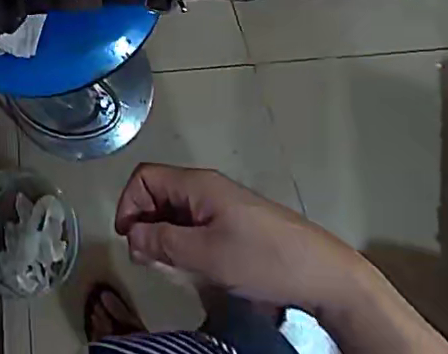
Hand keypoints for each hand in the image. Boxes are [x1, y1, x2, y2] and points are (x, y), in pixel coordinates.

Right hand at [114, 163, 374, 314]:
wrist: (320, 271)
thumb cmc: (263, 258)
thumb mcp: (206, 254)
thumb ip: (163, 242)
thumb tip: (132, 235)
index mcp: (197, 184)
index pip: (146, 177)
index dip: (129, 204)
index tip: (127, 239)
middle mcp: (206, 187)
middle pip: (158, 191)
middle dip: (143, 220)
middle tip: (144, 256)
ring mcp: (221, 204)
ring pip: (175, 209)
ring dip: (161, 232)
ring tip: (165, 264)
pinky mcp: (233, 222)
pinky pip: (193, 222)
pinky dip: (181, 239)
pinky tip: (189, 264)